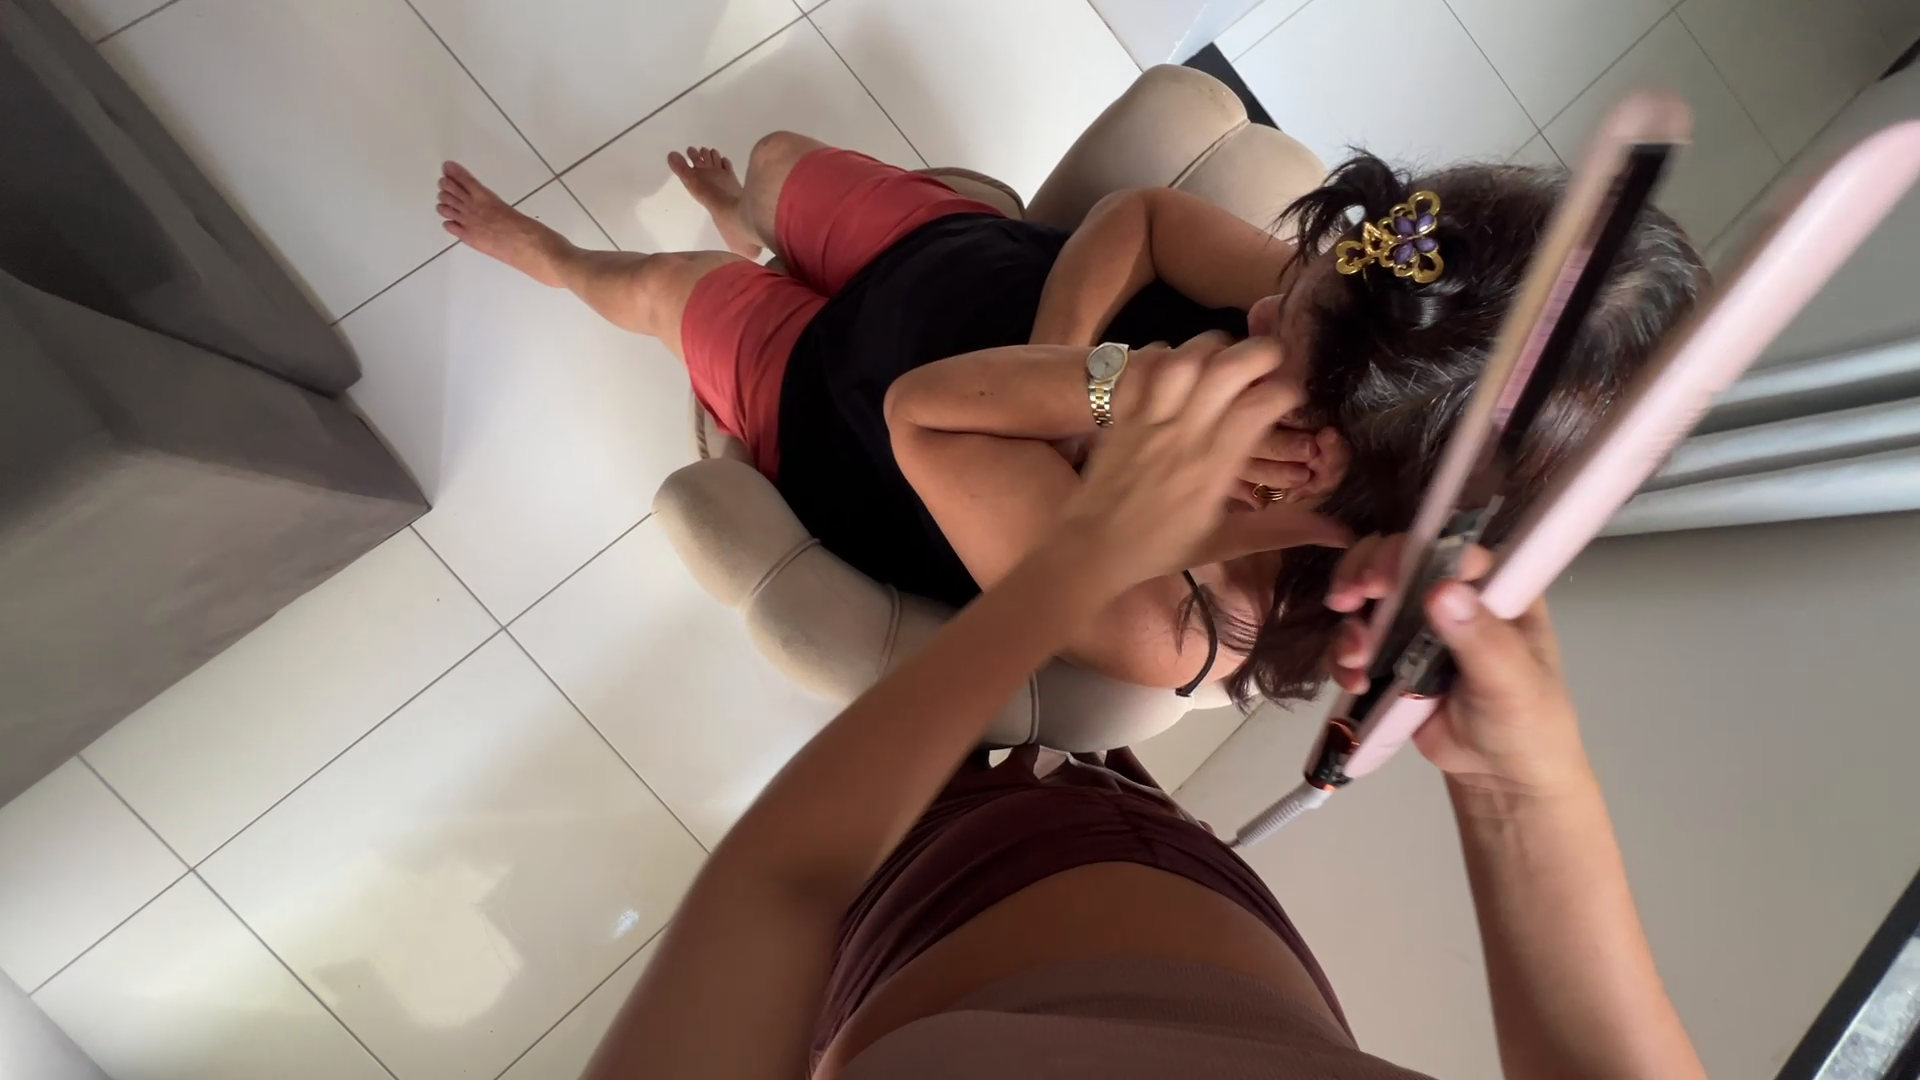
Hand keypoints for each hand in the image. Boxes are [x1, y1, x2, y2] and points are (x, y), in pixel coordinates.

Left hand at [1055, 332, 1348, 591]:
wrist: (1090, 551)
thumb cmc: (1159, 550)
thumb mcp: (1225, 543)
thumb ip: (1282, 531)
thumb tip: (1343, 534)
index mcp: (1215, 468)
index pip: (1261, 404)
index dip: (1288, 389)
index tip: (1293, 397)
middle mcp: (1183, 436)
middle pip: (1226, 367)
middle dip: (1259, 351)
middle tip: (1269, 360)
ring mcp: (1147, 423)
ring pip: (1182, 360)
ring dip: (1209, 347)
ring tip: (1223, 357)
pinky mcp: (1119, 418)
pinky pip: (1138, 370)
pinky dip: (1159, 355)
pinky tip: (1175, 365)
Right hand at [1326, 534, 1591, 798]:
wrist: (1496, 776)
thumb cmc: (1525, 726)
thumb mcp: (1512, 684)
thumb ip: (1481, 639)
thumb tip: (1442, 589)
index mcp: (1494, 590)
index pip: (1448, 550)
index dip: (1408, 554)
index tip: (1379, 581)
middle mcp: (1450, 597)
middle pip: (1394, 560)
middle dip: (1360, 577)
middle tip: (1345, 602)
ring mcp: (1413, 625)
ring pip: (1364, 598)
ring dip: (1349, 626)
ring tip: (1355, 660)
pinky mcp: (1386, 654)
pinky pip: (1350, 640)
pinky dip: (1341, 657)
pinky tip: (1353, 682)